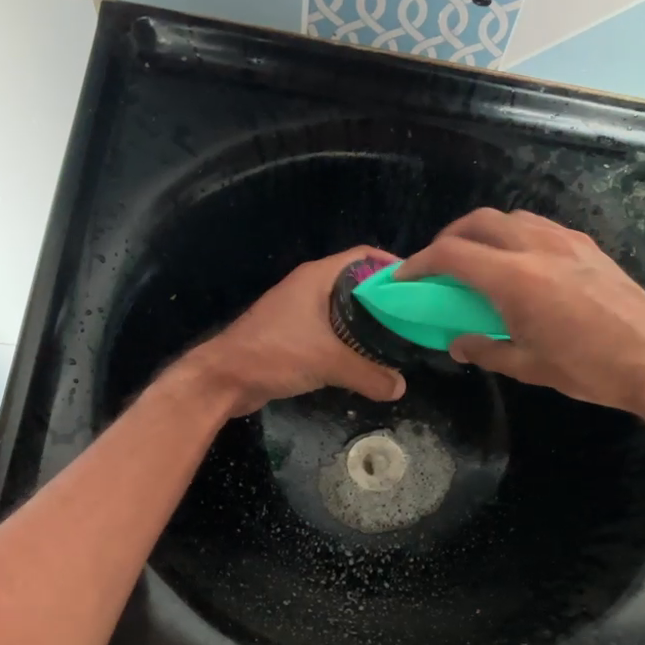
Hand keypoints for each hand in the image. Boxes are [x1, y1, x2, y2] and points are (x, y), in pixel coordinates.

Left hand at [182, 246, 407, 416]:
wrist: (224, 380)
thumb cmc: (274, 355)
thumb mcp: (328, 363)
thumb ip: (368, 374)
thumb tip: (400, 387)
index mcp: (317, 278)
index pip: (364, 257)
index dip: (393, 266)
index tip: (420, 285)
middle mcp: (310, 288)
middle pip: (358, 283)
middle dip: (386, 298)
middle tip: (415, 317)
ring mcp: (300, 312)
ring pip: (345, 310)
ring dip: (369, 322)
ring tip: (398, 339)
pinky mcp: (294, 336)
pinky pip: (332, 332)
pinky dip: (351, 341)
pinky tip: (368, 360)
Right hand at [394, 208, 644, 415]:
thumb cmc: (588, 370)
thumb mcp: (529, 367)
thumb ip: (486, 349)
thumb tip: (458, 344)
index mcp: (515, 279)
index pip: (452, 255)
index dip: (420, 263)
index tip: (405, 277)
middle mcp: (536, 248)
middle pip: (478, 222)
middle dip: (449, 238)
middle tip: (438, 265)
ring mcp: (566, 241)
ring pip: (512, 218)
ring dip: (484, 232)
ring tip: (478, 259)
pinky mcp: (587, 245)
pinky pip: (540, 226)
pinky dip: (516, 235)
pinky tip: (520, 262)